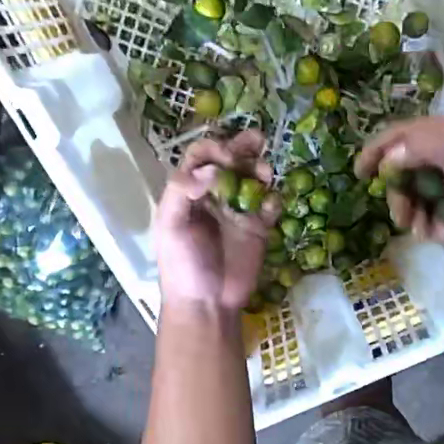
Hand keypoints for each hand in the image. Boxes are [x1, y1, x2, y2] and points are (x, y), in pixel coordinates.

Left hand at [156, 131, 280, 313]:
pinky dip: (273, 198)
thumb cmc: (182, 265)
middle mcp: (214, 194)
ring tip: (265, 174)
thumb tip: (213, 169)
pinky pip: (270, 204)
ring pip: (253, 177)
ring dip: (261, 168)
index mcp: (189, 191)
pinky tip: (270, 205)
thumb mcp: (170, 227)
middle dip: (244, 145)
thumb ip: (183, 192)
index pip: (201, 156)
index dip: (215, 149)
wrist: (207, 303)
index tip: (227, 159)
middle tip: (258, 141)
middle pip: (231, 159)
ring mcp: (238, 209)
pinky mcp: (259, 226)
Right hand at [355, 117, 443, 250]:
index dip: (377, 151)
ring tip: (427, 230)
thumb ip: (420, 147)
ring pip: (412, 200)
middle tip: (401, 215)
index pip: (401, 135)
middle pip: (401, 173)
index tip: (360, 173)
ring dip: (415, 217)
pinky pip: (428, 218)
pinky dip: (431, 228)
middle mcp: (443, 156)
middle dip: (398, 196)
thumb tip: (390, 158)